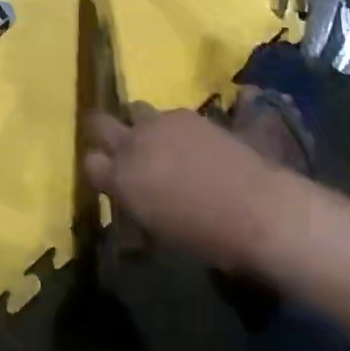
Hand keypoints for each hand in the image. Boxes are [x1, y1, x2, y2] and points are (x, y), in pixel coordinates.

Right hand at [81, 103, 298, 269]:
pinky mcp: (186, 115)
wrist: (260, 210)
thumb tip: (131, 205)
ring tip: (163, 146)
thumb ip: (137, 210)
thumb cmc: (210, 238)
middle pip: (98, 123)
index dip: (98, 170)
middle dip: (104, 134)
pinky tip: (196, 148)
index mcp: (121, 179)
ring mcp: (158, 124)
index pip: (89, 162)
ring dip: (141, 127)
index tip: (110, 180)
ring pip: (135, 112)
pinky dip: (173, 130)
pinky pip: (168, 117)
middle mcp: (132, 144)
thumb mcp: (161, 233)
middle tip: (121, 150)